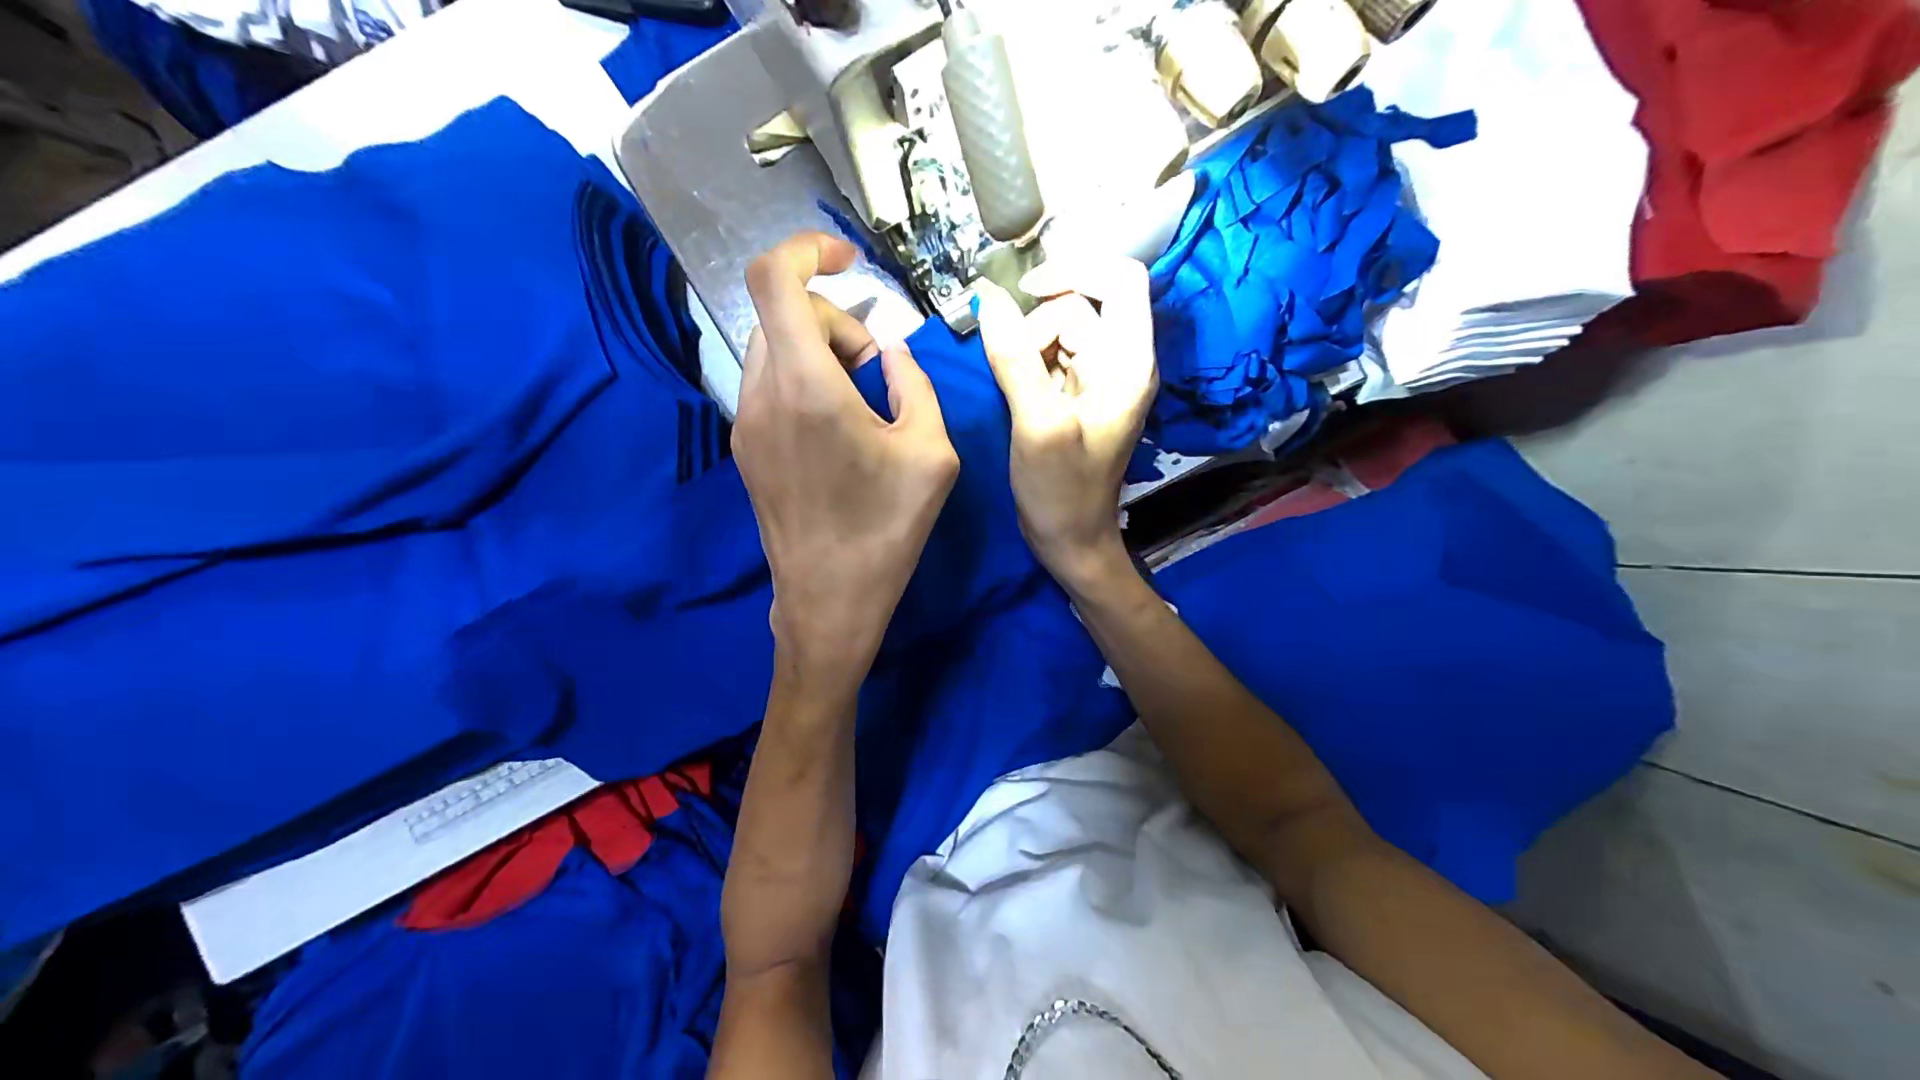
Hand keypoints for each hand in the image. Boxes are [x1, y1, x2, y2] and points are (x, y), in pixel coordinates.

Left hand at [733, 233, 959, 692]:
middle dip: (835, 324)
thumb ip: (913, 384)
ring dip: (818, 353)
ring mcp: (745, 424)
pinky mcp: (745, 449)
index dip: (807, 249)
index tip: (848, 260)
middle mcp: (762, 394)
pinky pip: (769, 385)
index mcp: (806, 386)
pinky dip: (802, 381)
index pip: (773, 279)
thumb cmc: (886, 530)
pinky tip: (835, 430)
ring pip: (773, 349)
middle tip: (876, 373)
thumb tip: (889, 353)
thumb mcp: (932, 453)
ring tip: (859, 404)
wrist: (827, 600)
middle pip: (783, 315)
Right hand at [977, 256, 1156, 588]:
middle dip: (1037, 323)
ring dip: (1028, 345)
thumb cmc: (1061, 490)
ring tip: (1018, 392)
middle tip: (1014, 370)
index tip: (1026, 292)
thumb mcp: (1037, 423)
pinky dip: (1028, 360)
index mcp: (1128, 362)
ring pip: (1060, 327)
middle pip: (1079, 303)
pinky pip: (1050, 353)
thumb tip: (986, 299)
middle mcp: (1121, 360)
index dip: (1075, 268)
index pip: (1121, 279)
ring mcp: (1099, 376)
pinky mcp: (1077, 392)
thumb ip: (1014, 358)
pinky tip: (1018, 393)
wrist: (1071, 538)